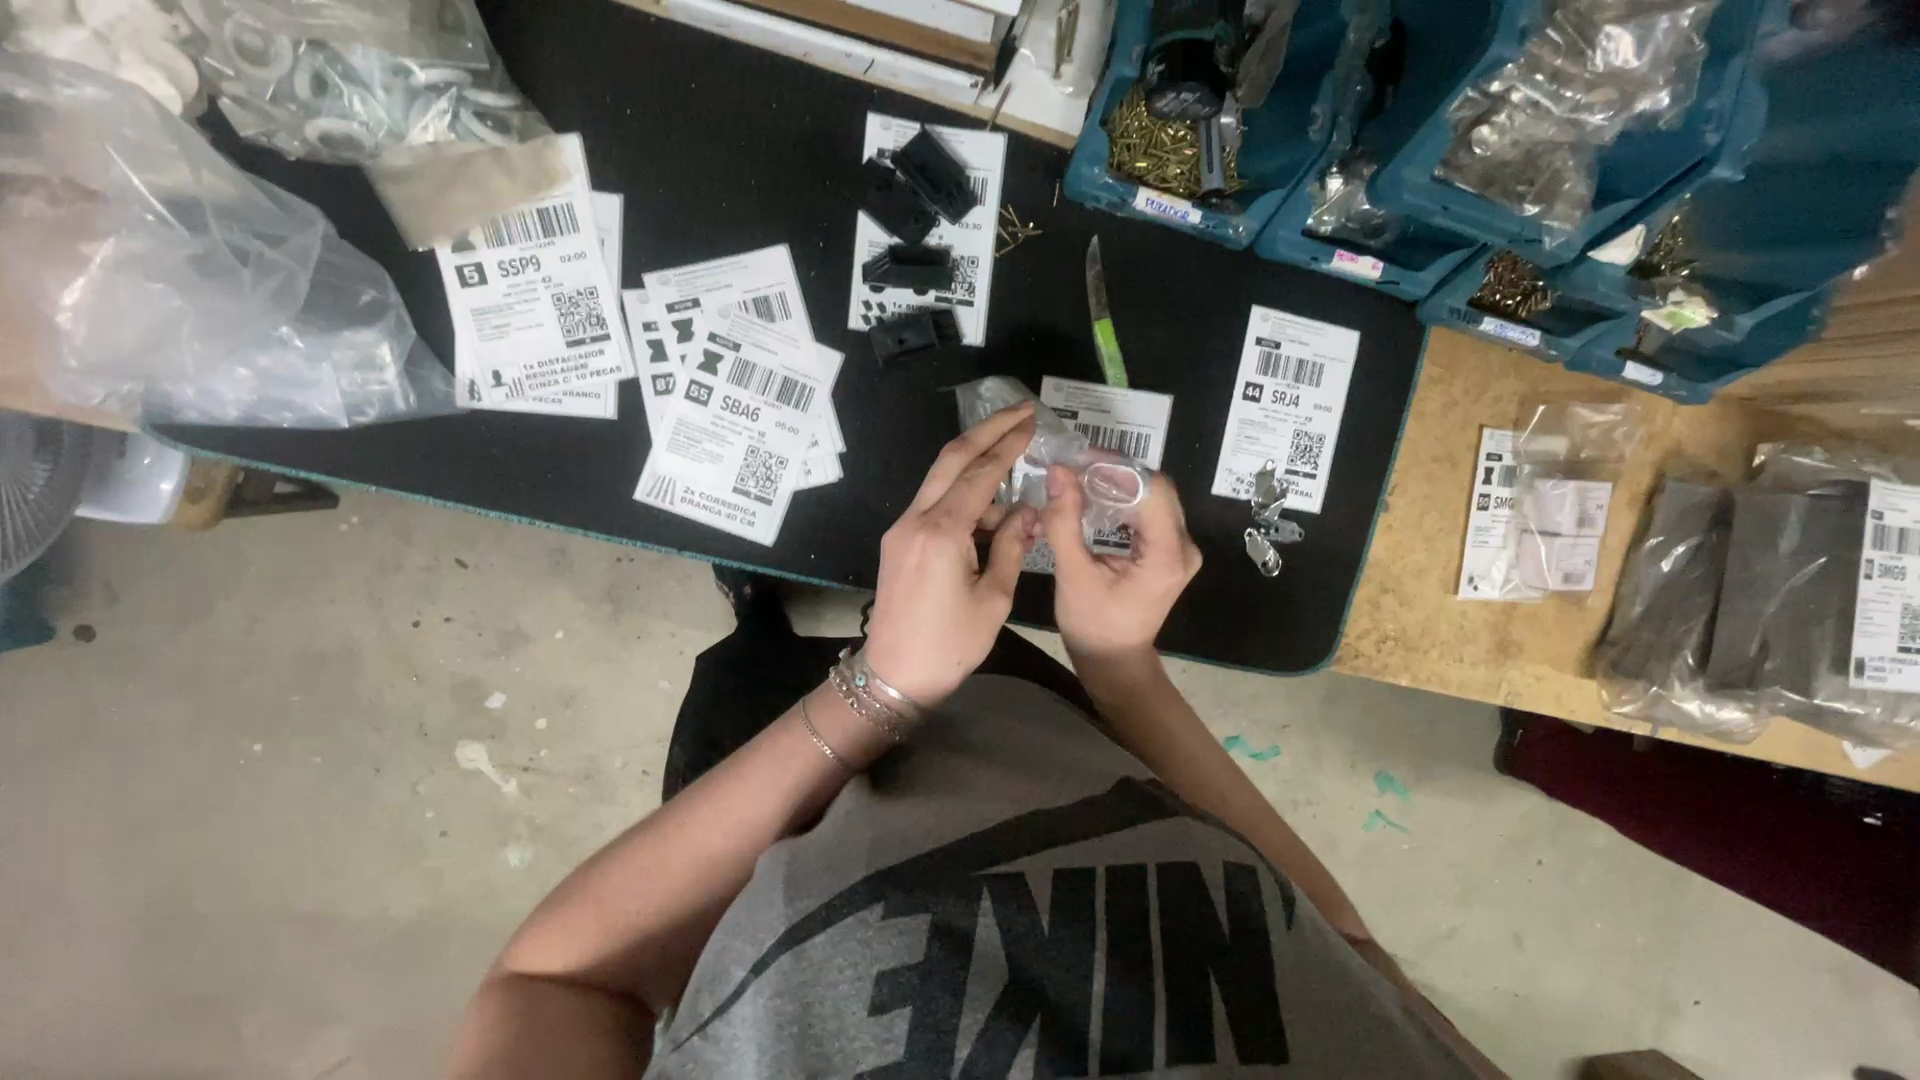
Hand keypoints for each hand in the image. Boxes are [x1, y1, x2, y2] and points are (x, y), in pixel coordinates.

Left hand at [863, 403, 1041, 705]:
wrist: (893, 677)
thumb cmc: (950, 646)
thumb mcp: (994, 599)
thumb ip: (1012, 547)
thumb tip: (1027, 513)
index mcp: (942, 532)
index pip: (980, 474)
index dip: (1008, 445)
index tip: (1032, 422)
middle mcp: (915, 520)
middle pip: (951, 459)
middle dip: (986, 431)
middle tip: (1020, 412)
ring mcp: (901, 529)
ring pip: (940, 481)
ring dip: (977, 472)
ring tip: (1016, 489)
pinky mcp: (898, 542)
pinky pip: (933, 505)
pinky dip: (962, 499)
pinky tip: (990, 514)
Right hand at [1040, 464, 1201, 664]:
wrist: (1114, 659)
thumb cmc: (1093, 624)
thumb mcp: (1072, 574)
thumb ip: (1065, 522)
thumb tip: (1058, 473)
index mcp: (1167, 555)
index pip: (1151, 490)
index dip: (1117, 468)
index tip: (1080, 459)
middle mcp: (1184, 547)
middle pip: (1156, 489)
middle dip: (1116, 473)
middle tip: (1076, 467)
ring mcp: (1182, 549)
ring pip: (1154, 496)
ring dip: (1119, 484)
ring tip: (1082, 479)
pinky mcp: (1171, 550)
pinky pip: (1151, 512)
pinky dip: (1125, 500)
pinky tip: (1097, 499)